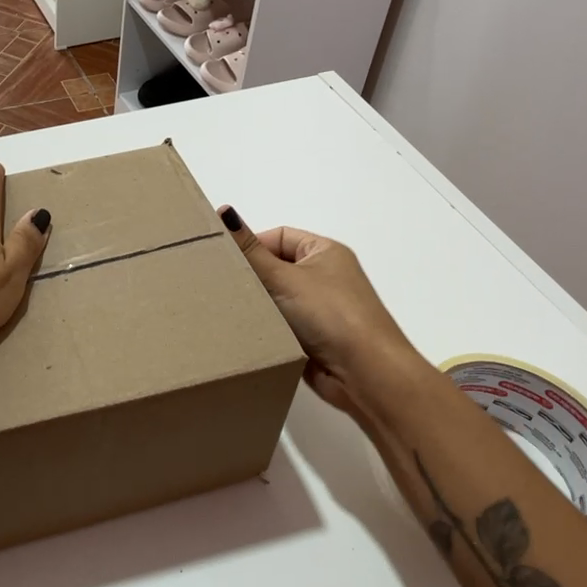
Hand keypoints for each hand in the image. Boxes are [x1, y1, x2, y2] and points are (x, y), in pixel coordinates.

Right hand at [218, 207, 427, 419]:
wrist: (366, 375)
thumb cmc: (329, 314)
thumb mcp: (284, 277)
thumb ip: (250, 250)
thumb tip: (223, 211)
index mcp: (324, 252)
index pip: (277, 237)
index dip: (251, 246)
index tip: (224, 262)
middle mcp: (325, 276)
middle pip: (275, 267)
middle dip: (251, 277)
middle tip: (220, 287)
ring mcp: (320, 309)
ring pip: (276, 298)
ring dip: (256, 305)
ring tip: (227, 310)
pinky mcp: (313, 338)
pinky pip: (281, 325)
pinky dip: (265, 328)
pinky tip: (244, 332)